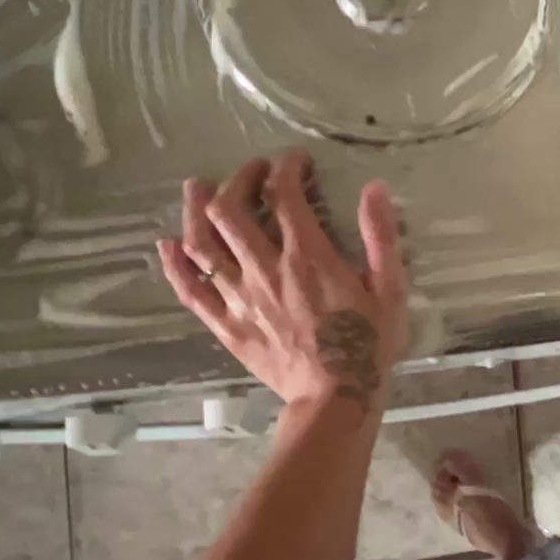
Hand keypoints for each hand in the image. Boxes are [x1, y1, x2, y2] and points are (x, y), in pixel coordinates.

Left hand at [157, 150, 408, 412]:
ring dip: (196, 209)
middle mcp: (265, 269)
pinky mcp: (226, 324)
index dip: (287, 169)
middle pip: (231, 210)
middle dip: (239, 179)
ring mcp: (239, 297)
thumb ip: (381, 237)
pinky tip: (168, 245)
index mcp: (307, 257)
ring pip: (201, 243)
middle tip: (253, 171)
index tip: (296, 162)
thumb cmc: (369, 343)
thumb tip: (374, 188)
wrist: (335, 397)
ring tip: (199, 188)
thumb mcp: (391, 289)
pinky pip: (190, 289)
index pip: (285, 195)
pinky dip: (175, 263)